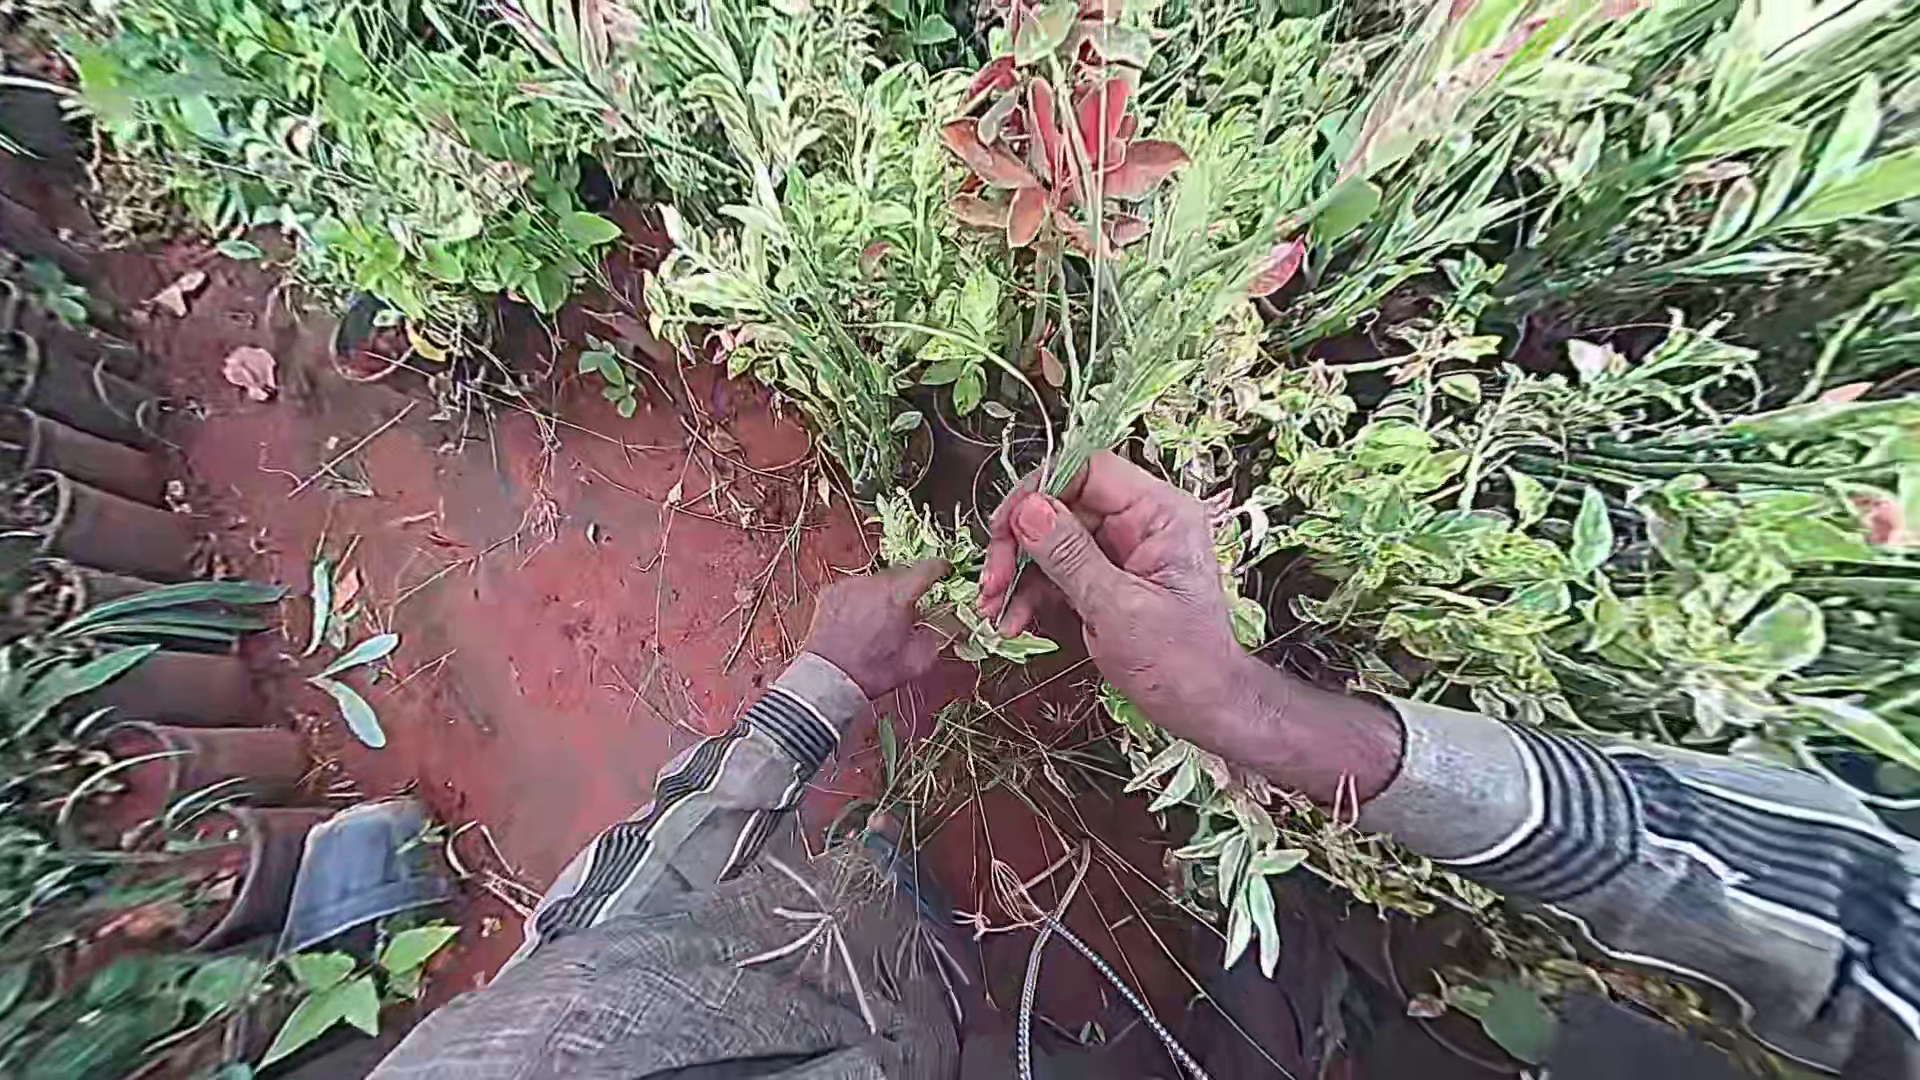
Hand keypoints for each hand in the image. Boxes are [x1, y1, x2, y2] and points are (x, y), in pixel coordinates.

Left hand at [804, 559, 947, 697]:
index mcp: (899, 595)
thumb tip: (951, 622)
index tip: (944, 570)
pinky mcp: (830, 591)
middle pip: (900, 573)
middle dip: (907, 588)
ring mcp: (849, 585)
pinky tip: (858, 618)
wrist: (830, 680)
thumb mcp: (918, 660)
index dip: (940, 567)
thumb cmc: (875, 671)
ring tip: (878, 618)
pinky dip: (860, 598)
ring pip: (875, 580)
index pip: (927, 568)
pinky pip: (854, 587)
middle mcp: (874, 583)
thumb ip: (938, 635)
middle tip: (907, 609)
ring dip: (882, 593)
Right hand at [979, 452, 1247, 735]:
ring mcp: (1115, 551)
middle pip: (1059, 506)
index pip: (1088, 470)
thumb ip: (1070, 556)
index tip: (1005, 526)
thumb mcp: (1120, 608)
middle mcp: (1135, 523)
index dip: (1039, 490)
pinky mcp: (1099, 578)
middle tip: (992, 580)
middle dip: (1018, 543)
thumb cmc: (1180, 662)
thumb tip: (1027, 509)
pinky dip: (1027, 594)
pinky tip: (1011, 622)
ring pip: (1048, 540)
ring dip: (1014, 574)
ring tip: (992, 608)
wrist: (1202, 709)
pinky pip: (1052, 572)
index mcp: (1157, 513)